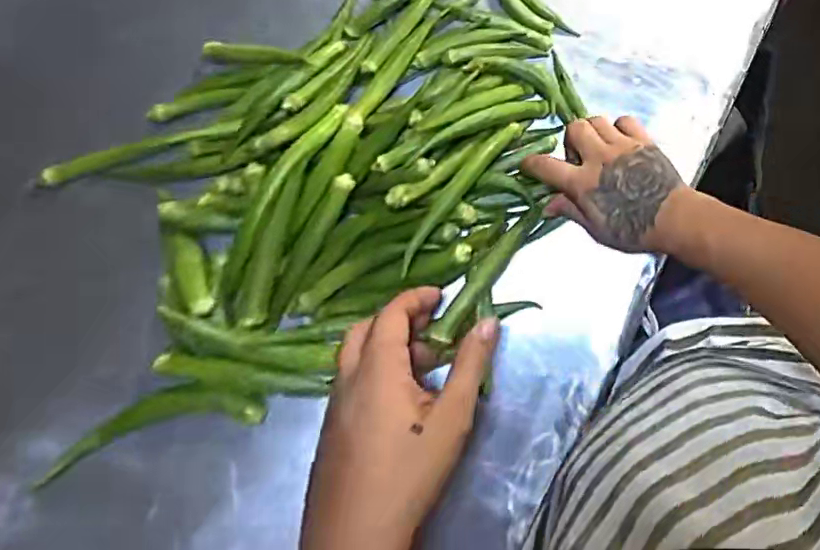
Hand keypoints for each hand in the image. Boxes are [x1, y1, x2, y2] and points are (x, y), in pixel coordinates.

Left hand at [301, 288, 498, 549]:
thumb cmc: (409, 473)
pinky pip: (351, 383)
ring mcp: (333, 412)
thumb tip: (488, 321)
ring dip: (389, 346)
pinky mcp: (330, 435)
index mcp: (375, 374)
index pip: (388, 315)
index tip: (444, 295)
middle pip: (362, 331)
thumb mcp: (454, 416)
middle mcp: (347, 386)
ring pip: (355, 359)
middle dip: (398, 317)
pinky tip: (407, 399)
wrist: (354, 542)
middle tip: (433, 326)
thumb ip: (471, 364)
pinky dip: (378, 372)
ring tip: (428, 365)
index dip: (415, 297)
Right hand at [521, 116, 691, 253]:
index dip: (531, 164)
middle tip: (578, 157)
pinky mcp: (644, 140)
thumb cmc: (634, 230)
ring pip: (597, 119)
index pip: (546, 166)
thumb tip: (548, 204)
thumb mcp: (596, 228)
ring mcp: (623, 145)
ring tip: (598, 147)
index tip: (528, 164)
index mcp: (584, 183)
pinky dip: (619, 126)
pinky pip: (625, 120)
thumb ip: (572, 210)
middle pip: (574, 128)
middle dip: (570, 139)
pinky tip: (621, 141)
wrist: (674, 217)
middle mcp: (601, 158)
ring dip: (593, 131)